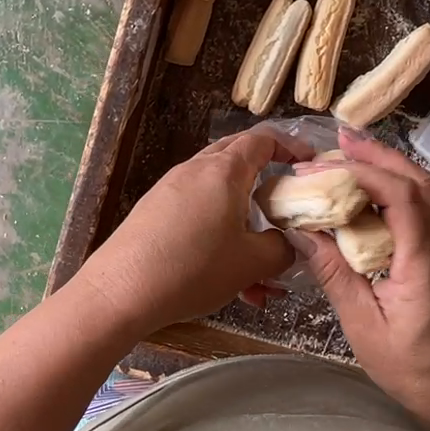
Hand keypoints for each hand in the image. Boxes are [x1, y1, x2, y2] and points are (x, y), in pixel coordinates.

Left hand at [73, 129, 302, 336]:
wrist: (120, 291)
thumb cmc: (193, 268)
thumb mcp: (251, 263)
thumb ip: (281, 249)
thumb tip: (288, 242)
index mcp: (225, 170)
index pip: (263, 139)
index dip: (290, 146)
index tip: (308, 162)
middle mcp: (197, 169)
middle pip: (238, 156)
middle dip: (267, 175)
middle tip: (287, 199)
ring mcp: (172, 189)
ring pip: (219, 191)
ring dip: (244, 219)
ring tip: (261, 269)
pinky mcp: (155, 211)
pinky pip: (198, 210)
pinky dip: (220, 232)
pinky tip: (228, 278)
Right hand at [300, 132, 429, 430]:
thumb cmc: (414, 370)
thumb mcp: (364, 327)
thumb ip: (335, 275)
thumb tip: (301, 232)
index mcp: (425, 263)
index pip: (400, 197)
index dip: (362, 174)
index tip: (324, 168)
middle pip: (414, 183)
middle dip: (372, 158)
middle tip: (333, 144)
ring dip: (394, 162)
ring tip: (358, 144)